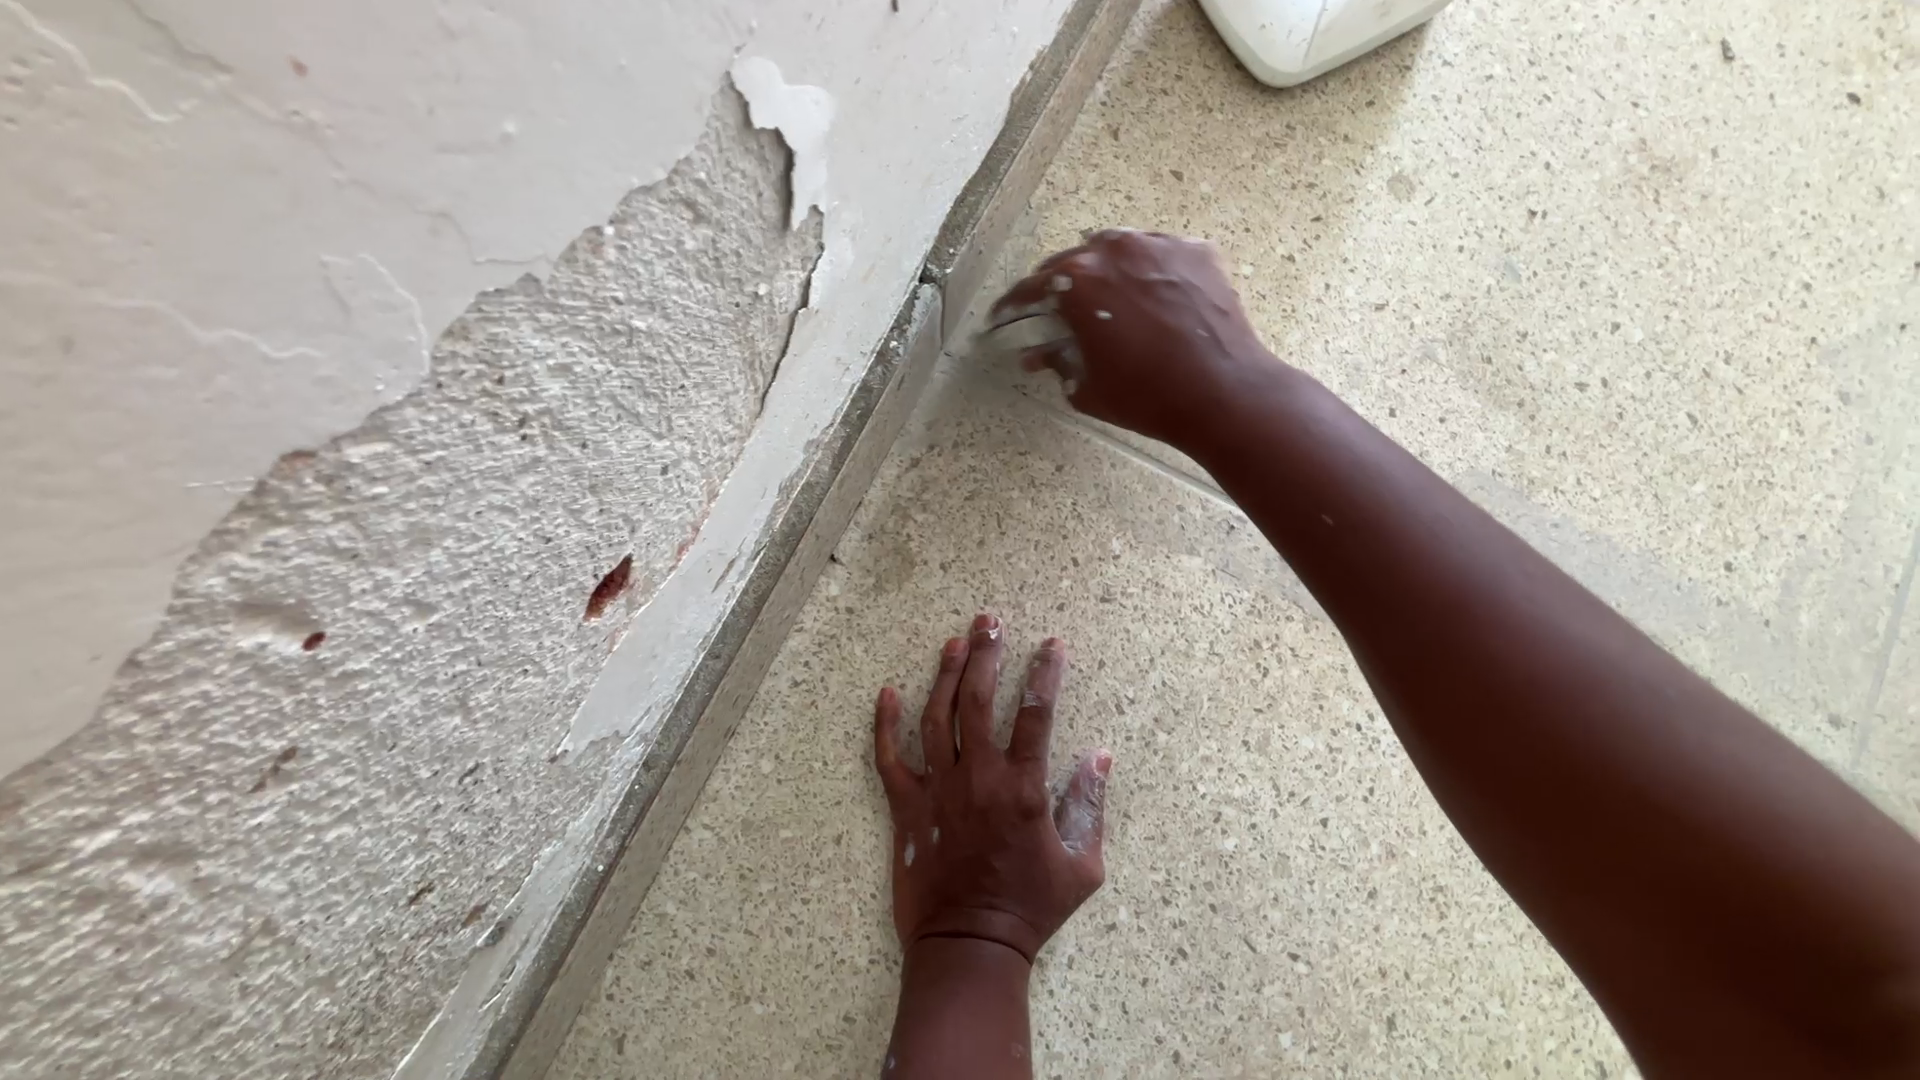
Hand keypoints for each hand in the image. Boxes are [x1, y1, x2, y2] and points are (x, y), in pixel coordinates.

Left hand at [873, 613, 1112, 961]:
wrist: (970, 945)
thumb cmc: (1031, 908)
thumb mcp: (1082, 866)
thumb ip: (1091, 806)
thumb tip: (1099, 756)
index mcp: (1023, 789)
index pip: (1037, 714)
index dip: (1045, 673)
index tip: (1051, 644)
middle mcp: (978, 778)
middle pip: (978, 701)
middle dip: (986, 655)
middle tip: (989, 622)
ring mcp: (938, 790)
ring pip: (936, 718)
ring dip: (944, 675)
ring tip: (954, 642)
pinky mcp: (907, 808)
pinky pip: (889, 757)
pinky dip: (885, 724)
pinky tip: (887, 693)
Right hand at [992, 228, 1284, 445]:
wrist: (1223, 393)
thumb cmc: (1145, 397)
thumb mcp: (1085, 387)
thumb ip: (1056, 362)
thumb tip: (1036, 354)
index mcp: (1077, 282)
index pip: (1030, 288)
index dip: (1012, 305)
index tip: (1003, 315)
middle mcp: (1114, 250)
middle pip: (1072, 260)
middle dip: (1058, 286)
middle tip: (1053, 310)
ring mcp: (1159, 246)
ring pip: (1116, 250)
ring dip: (1103, 271)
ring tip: (1102, 297)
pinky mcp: (1196, 253)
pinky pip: (1158, 256)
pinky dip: (1145, 272)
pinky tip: (1148, 296)